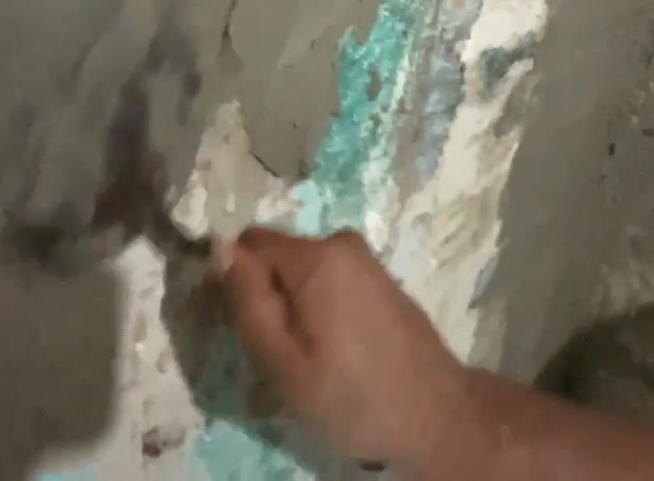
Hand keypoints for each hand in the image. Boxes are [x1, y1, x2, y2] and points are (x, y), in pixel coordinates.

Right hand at [213, 227, 471, 467]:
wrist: (434, 412)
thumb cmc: (353, 394)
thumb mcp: (284, 361)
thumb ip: (248, 301)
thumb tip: (219, 246)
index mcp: (319, 256)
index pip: (250, 241)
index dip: (236, 279)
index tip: (243, 323)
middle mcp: (342, 241)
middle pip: (278, 255)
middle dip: (267, 294)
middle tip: (279, 351)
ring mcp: (364, 257)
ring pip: (302, 270)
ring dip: (293, 305)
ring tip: (310, 355)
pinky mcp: (377, 275)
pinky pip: (328, 278)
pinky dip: (319, 306)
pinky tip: (335, 349)